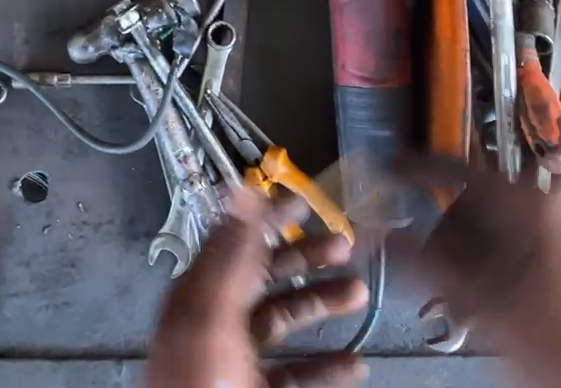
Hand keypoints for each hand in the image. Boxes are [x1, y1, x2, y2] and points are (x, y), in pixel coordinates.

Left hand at [146, 186, 370, 387]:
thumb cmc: (205, 383)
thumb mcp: (214, 316)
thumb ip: (231, 256)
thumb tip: (241, 190)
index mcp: (199, 294)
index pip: (236, 240)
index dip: (269, 217)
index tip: (306, 201)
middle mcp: (216, 320)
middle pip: (264, 277)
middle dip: (306, 258)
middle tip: (347, 245)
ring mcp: (236, 361)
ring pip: (283, 321)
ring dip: (322, 305)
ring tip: (361, 295)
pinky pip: (294, 375)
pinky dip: (325, 367)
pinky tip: (356, 364)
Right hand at [396, 158, 560, 387]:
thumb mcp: (489, 304)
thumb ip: (430, 262)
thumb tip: (383, 237)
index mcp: (535, 204)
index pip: (457, 169)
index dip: (416, 172)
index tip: (390, 174)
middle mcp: (560, 206)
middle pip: (481, 202)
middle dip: (449, 236)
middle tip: (428, 271)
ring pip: (506, 228)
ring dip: (475, 257)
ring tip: (463, 301)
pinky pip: (534, 246)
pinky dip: (506, 267)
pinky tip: (495, 305)